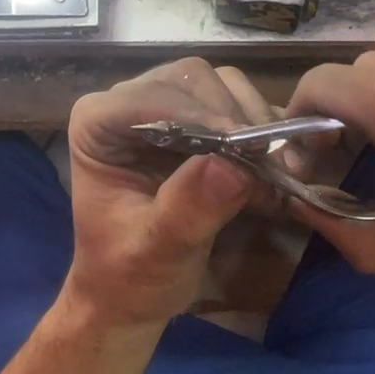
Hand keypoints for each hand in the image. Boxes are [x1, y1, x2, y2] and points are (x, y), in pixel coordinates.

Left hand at [61, 59, 262, 328]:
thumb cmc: (128, 276)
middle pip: (192, 79)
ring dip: (255, 122)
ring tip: (278, 171)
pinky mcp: (195, 119)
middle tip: (269, 164)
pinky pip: (236, 104)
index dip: (199, 115)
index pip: (149, 97)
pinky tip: (276, 169)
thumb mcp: (154, 253)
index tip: (245, 150)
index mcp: (96, 125)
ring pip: (220, 85)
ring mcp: (164, 106)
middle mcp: (127, 102)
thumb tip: (232, 165)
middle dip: (232, 117)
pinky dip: (262, 130)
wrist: (132, 294)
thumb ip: (187, 209)